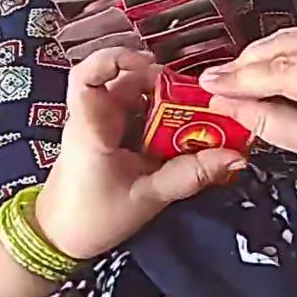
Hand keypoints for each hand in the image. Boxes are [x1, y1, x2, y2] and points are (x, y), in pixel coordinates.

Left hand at [32, 49, 246, 259]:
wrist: (60, 237)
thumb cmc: (94, 216)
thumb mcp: (148, 197)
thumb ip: (190, 175)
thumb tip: (236, 156)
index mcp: (91, 126)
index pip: (87, 75)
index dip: (114, 58)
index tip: (149, 62)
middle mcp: (93, 115)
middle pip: (120, 79)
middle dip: (157, 81)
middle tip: (191, 95)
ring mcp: (99, 122)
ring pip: (130, 93)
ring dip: (160, 97)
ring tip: (191, 111)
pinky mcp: (108, 132)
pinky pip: (135, 111)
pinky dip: (157, 113)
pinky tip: (179, 127)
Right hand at [200, 28, 296, 209]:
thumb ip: (272, 122)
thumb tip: (225, 104)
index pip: (290, 70)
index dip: (243, 77)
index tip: (208, 85)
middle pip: (288, 45)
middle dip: (246, 64)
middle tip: (214, 85)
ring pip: (293, 38)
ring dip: (258, 58)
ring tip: (230, 82)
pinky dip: (277, 56)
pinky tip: (258, 73)